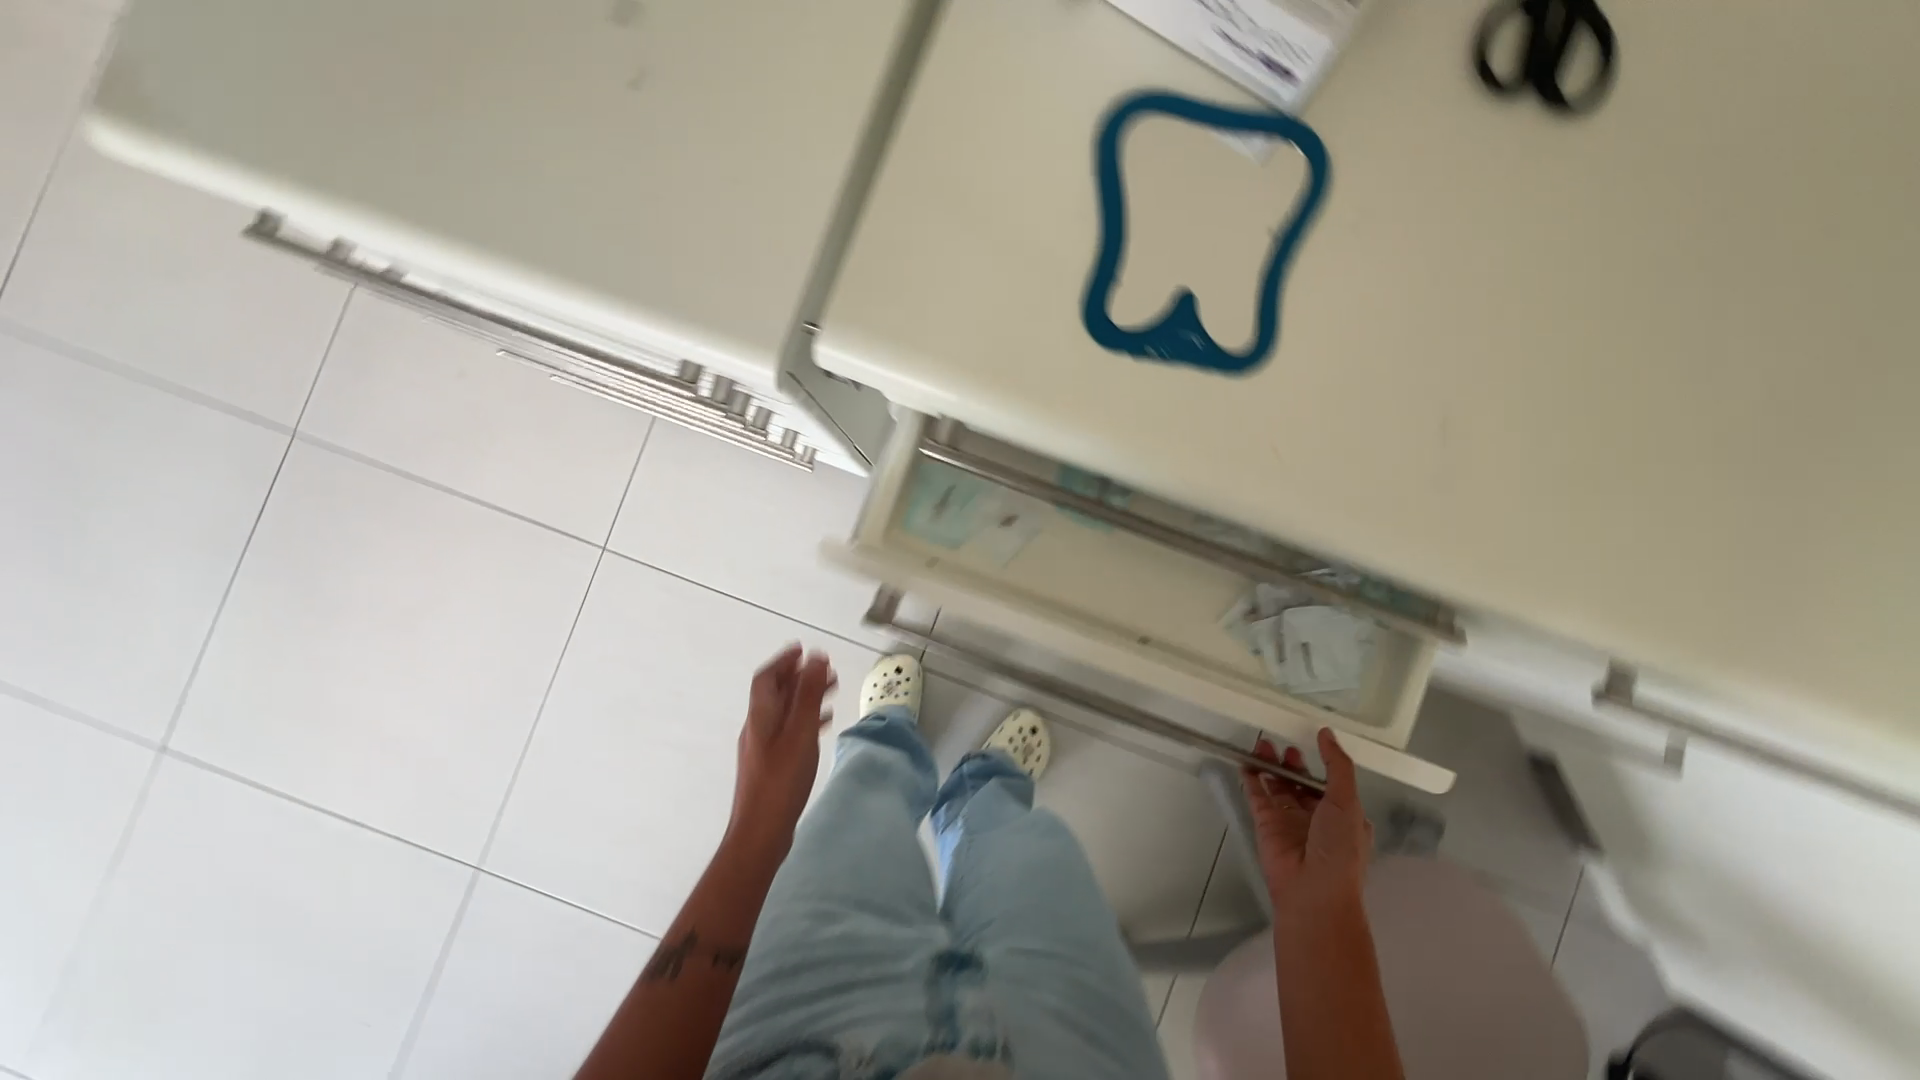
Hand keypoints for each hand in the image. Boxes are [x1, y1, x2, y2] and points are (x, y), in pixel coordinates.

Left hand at [728, 645, 835, 852]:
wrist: (760, 833)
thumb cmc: (781, 782)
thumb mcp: (799, 734)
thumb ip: (808, 695)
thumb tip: (815, 658)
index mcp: (760, 716)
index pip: (767, 678)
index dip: (784, 660)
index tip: (803, 649)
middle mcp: (757, 727)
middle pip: (775, 693)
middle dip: (799, 676)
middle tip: (825, 669)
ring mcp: (762, 748)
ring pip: (784, 711)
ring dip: (804, 697)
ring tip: (830, 692)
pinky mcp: (770, 765)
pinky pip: (788, 731)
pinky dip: (804, 720)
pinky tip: (821, 726)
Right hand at [1240, 728, 1373, 912]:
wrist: (1313, 891)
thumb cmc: (1339, 847)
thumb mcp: (1347, 802)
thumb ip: (1337, 766)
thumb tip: (1327, 734)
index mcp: (1343, 816)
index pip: (1331, 785)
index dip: (1321, 765)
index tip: (1310, 742)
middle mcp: (1316, 819)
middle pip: (1301, 784)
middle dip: (1292, 764)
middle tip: (1281, 744)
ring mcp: (1289, 822)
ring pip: (1278, 788)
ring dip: (1271, 767)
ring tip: (1262, 745)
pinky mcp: (1266, 825)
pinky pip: (1257, 797)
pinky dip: (1251, 780)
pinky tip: (1246, 763)